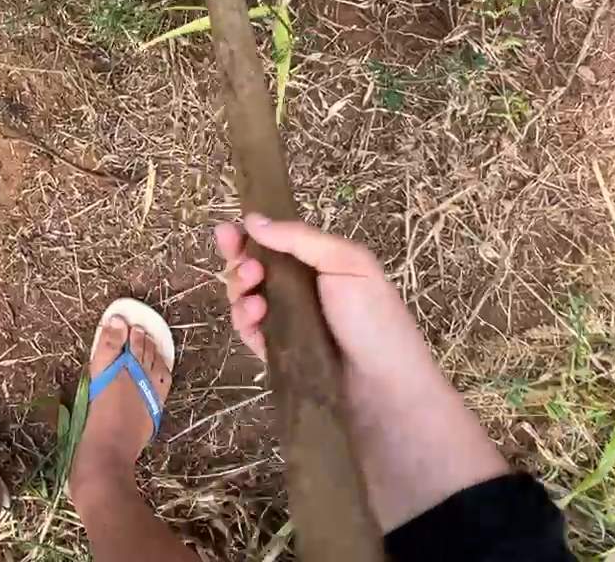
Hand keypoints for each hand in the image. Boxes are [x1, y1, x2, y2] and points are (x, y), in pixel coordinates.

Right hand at [215, 215, 512, 529]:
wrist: (387, 395)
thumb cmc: (374, 321)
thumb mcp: (347, 263)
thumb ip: (300, 238)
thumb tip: (252, 218)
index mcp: (319, 264)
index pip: (274, 241)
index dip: (248, 235)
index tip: (228, 232)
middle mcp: (300, 289)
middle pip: (253, 265)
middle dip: (240, 260)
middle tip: (246, 267)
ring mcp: (287, 322)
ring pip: (245, 295)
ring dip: (240, 289)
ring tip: (253, 295)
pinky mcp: (277, 352)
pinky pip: (248, 329)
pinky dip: (244, 319)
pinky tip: (255, 318)